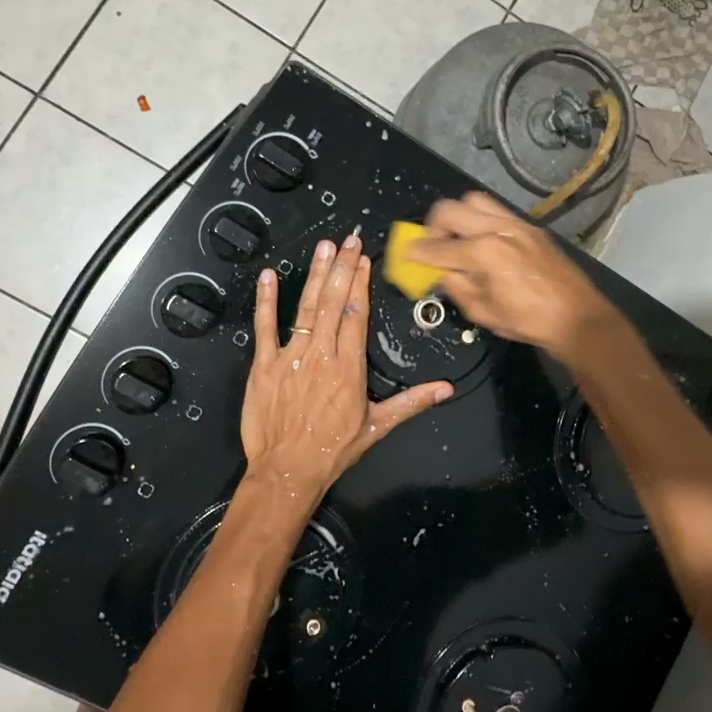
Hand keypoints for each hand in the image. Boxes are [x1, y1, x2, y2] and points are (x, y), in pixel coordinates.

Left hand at [240, 233, 451, 504]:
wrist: (287, 471)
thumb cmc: (333, 450)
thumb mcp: (377, 426)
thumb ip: (412, 402)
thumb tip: (446, 389)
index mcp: (349, 367)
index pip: (357, 315)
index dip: (361, 283)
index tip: (365, 259)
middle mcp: (322, 355)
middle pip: (334, 302)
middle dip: (343, 267)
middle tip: (349, 239)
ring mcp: (291, 356)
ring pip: (306, 307)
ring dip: (316, 274)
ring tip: (325, 247)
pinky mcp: (264, 364)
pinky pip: (264, 327)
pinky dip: (266, 300)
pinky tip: (269, 276)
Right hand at [405, 192, 617, 357]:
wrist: (576, 316)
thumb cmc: (528, 321)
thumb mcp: (483, 312)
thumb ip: (457, 288)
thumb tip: (443, 273)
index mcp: (484, 253)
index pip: (439, 248)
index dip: (418, 253)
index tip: (407, 253)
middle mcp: (498, 229)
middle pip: (450, 210)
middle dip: (433, 227)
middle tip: (432, 246)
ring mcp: (516, 224)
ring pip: (474, 201)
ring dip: (458, 216)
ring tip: (457, 238)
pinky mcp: (530, 227)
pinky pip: (496, 211)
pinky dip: (480, 220)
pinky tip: (481, 242)